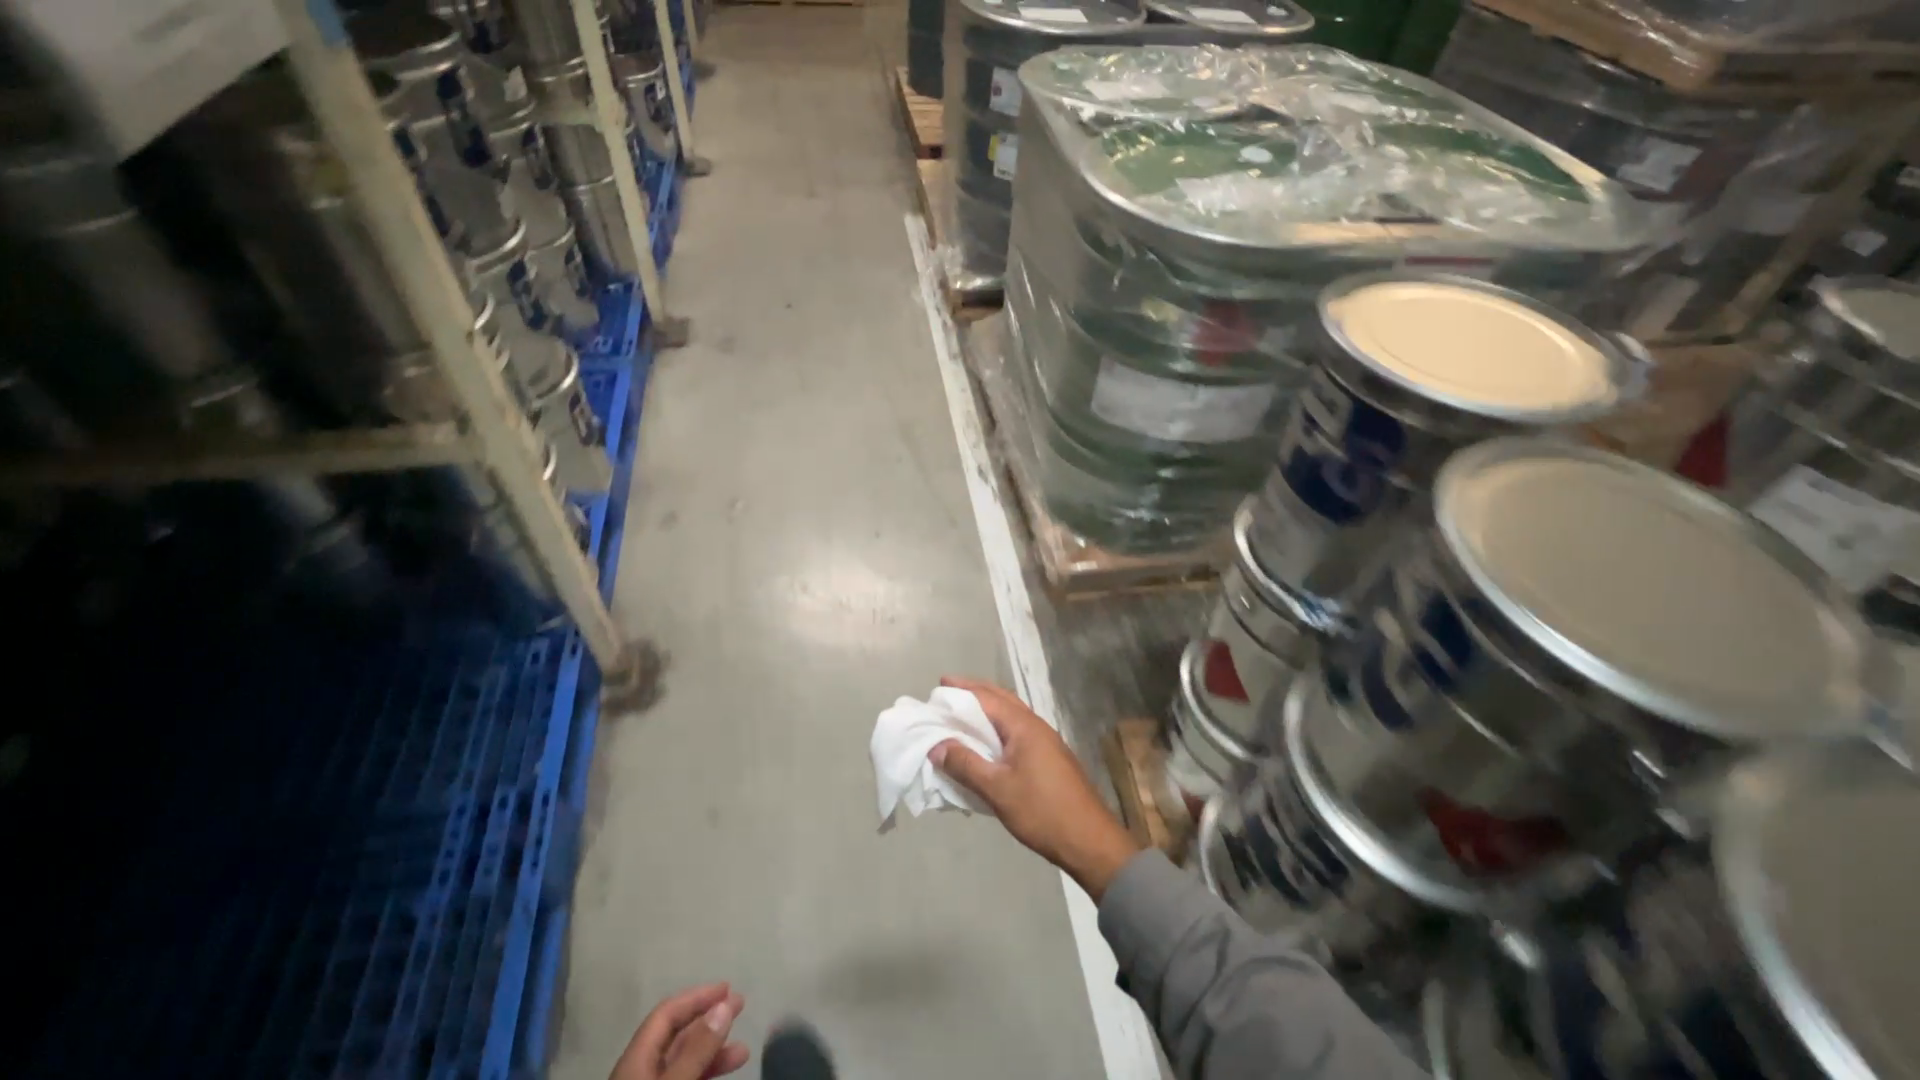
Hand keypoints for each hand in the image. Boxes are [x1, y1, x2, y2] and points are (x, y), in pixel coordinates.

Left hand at [609, 982, 749, 1079]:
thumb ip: (696, 1049)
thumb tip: (724, 1006)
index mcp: (635, 1055)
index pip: (667, 1013)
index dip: (697, 996)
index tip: (727, 986)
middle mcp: (639, 1066)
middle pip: (676, 1034)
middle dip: (709, 1018)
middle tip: (740, 1005)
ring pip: (683, 1060)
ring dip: (713, 1050)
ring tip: (743, 1049)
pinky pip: (684, 1077)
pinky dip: (705, 1070)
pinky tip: (723, 1068)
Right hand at [932, 677, 1142, 900]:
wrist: (1088, 840)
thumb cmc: (1041, 811)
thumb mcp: (997, 789)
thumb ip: (965, 764)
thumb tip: (936, 745)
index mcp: (1025, 727)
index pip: (988, 699)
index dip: (962, 691)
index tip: (938, 686)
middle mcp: (1037, 727)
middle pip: (1002, 700)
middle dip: (975, 693)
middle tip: (948, 692)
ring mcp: (1046, 743)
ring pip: (1011, 717)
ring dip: (987, 711)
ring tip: (962, 716)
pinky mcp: (1049, 760)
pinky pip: (1017, 733)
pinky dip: (997, 730)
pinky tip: (986, 745)